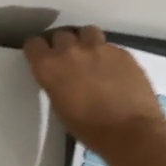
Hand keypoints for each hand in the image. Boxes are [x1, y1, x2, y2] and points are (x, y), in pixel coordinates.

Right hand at [24, 26, 165, 156]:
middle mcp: (71, 51)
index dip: (38, 50)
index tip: (42, 58)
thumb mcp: (60, 106)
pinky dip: (108, 55)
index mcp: (49, 66)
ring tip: (92, 57)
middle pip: (61, 34)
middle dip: (63, 45)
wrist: (131, 133)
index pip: (34, 44)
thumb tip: (62, 77)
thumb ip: (56, 83)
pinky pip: (110, 46)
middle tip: (69, 61)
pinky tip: (114, 71)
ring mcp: (99, 48)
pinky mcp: (123, 52)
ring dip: (85, 42)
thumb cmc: (89, 129)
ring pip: (87, 32)